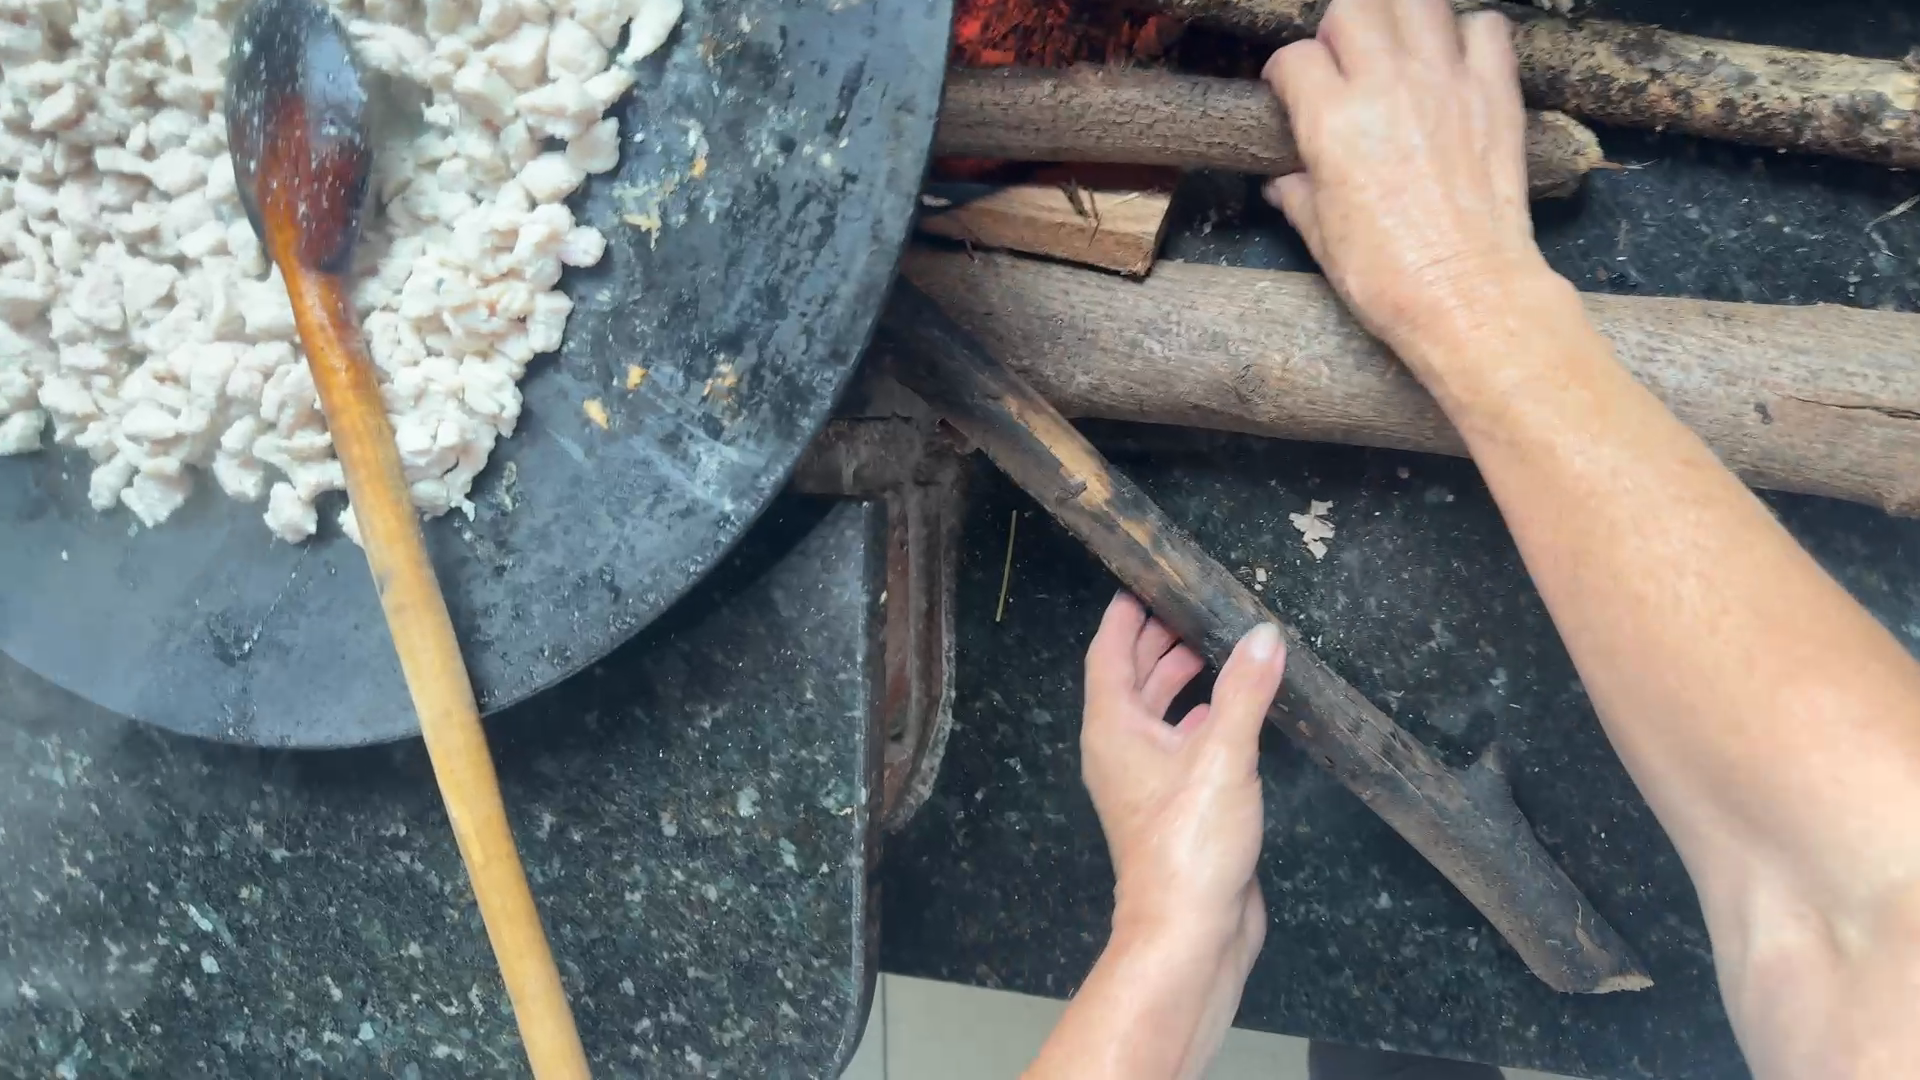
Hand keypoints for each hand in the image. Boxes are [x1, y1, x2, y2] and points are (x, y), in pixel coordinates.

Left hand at [1080, 593, 1286, 948]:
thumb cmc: (1190, 839)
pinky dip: (1192, 716)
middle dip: (1153, 640)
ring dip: (1174, 677)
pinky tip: (1221, 708)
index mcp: (1112, 725)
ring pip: (1152, 709)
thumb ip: (1243, 692)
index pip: (1107, 652)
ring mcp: (1141, 775)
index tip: (1144, 582)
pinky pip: (1174, 740)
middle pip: (1128, 676)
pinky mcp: (1169, 799)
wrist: (1189, 928)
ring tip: (1210, 646)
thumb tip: (1263, 635)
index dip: (1123, 615)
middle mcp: (1119, 745)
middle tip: (1188, 608)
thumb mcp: (1222, 755)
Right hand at [1261, 0, 1554, 369]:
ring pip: (1416, 0)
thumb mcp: (1320, 239)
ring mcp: (1447, 80)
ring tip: (1388, 50)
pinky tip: (1447, 63)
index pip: (1296, 60)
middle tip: (1336, 60)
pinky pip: (1482, 26)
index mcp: (1333, 125)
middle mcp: (1387, 86)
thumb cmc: (1380, 275)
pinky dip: (1460, 34)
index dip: (1283, 71)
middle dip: (1335, 28)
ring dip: (1394, 17)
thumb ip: (1298, 196)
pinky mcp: (1495, 89)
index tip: (1283, 89)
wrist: (1462, 290)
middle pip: (1353, 7)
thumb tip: (1282, 182)